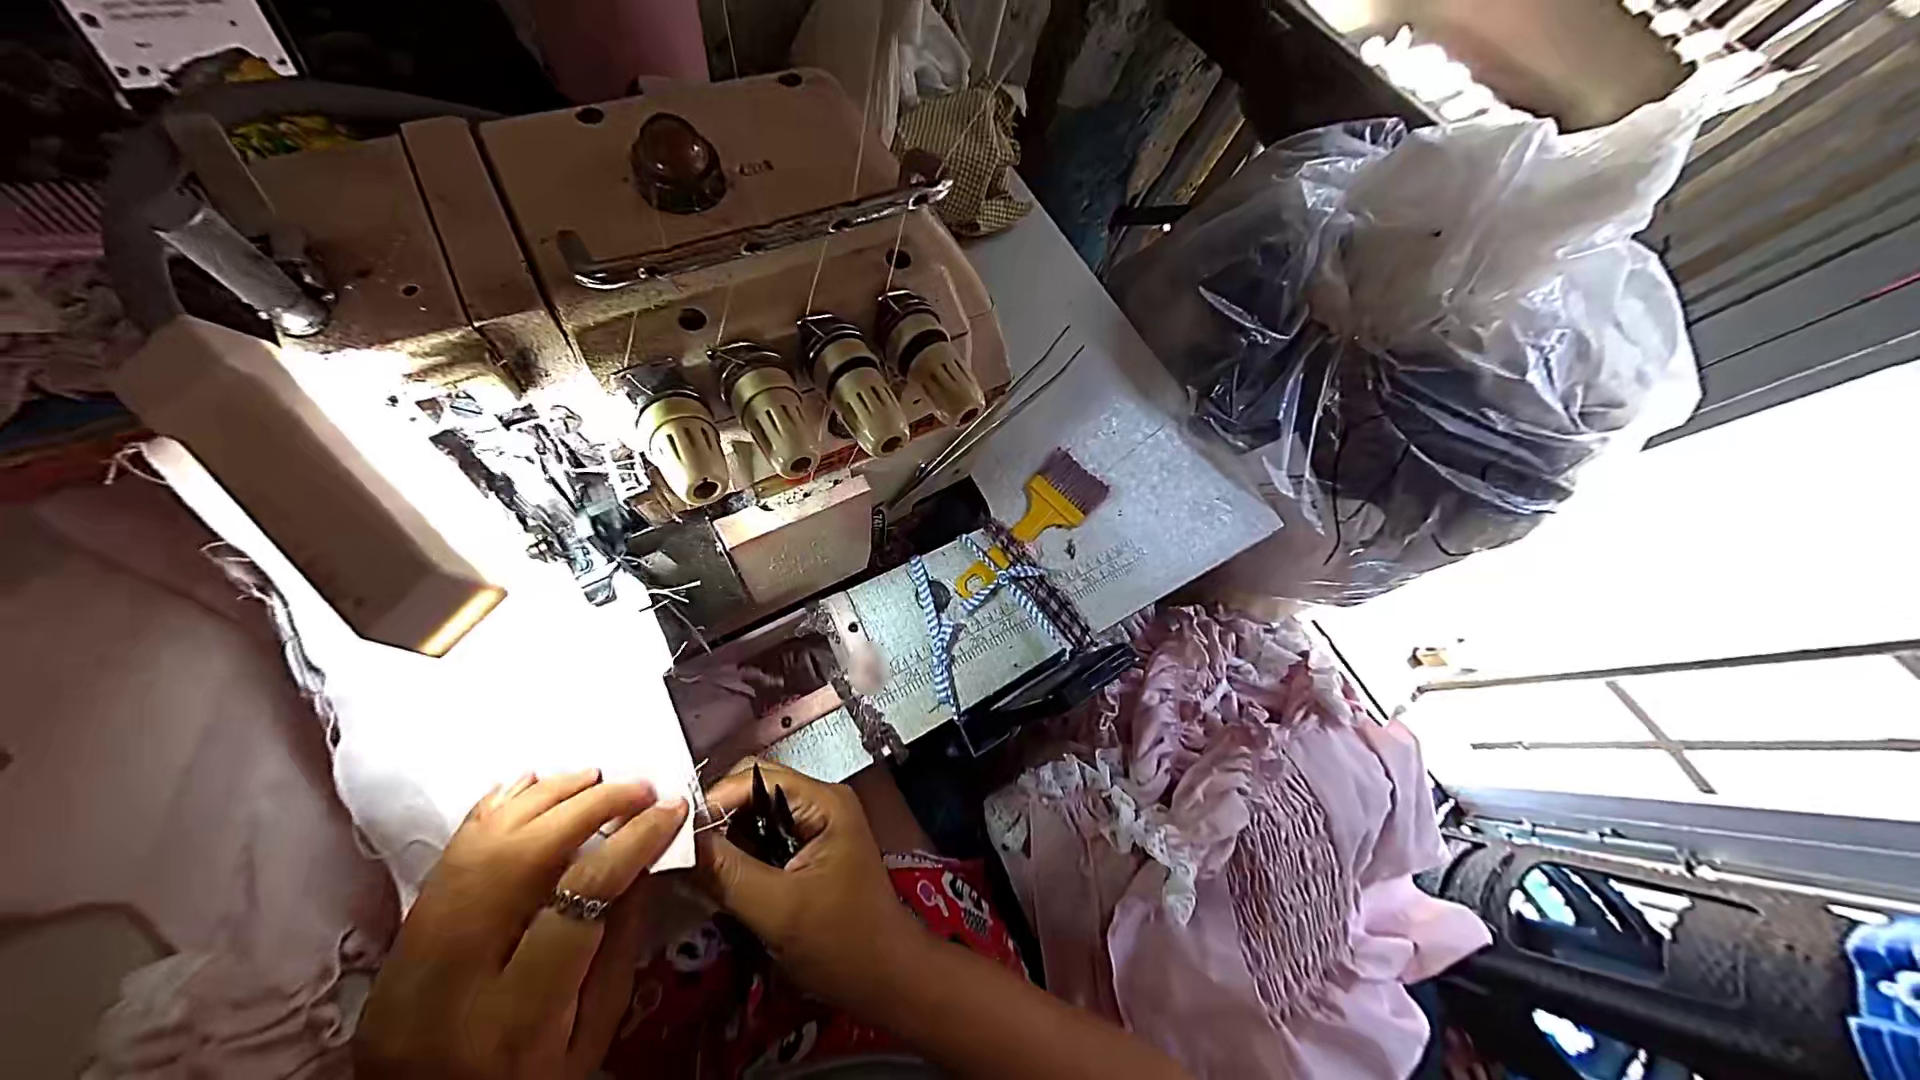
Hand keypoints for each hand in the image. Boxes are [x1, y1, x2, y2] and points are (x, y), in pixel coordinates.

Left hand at [355, 769, 688, 1079]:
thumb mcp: (592, 1034)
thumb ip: (619, 944)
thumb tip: (646, 857)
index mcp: (511, 1016)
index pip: (576, 899)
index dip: (629, 842)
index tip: (670, 809)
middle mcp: (450, 979)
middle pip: (521, 859)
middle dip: (589, 807)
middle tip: (638, 788)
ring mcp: (411, 956)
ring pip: (479, 845)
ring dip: (544, 798)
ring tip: (594, 779)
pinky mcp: (398, 941)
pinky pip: (448, 855)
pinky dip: (495, 810)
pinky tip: (532, 785)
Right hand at [696, 760, 927, 1011]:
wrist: (885, 976)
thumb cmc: (841, 941)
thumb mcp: (778, 909)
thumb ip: (726, 872)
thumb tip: (676, 843)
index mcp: (823, 801)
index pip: (754, 777)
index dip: (713, 801)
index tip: (674, 836)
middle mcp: (819, 801)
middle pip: (752, 789)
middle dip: (716, 819)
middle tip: (680, 854)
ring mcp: (815, 824)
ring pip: (754, 814)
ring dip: (725, 839)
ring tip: (693, 868)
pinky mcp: (807, 848)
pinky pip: (763, 837)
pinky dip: (739, 854)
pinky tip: (719, 879)